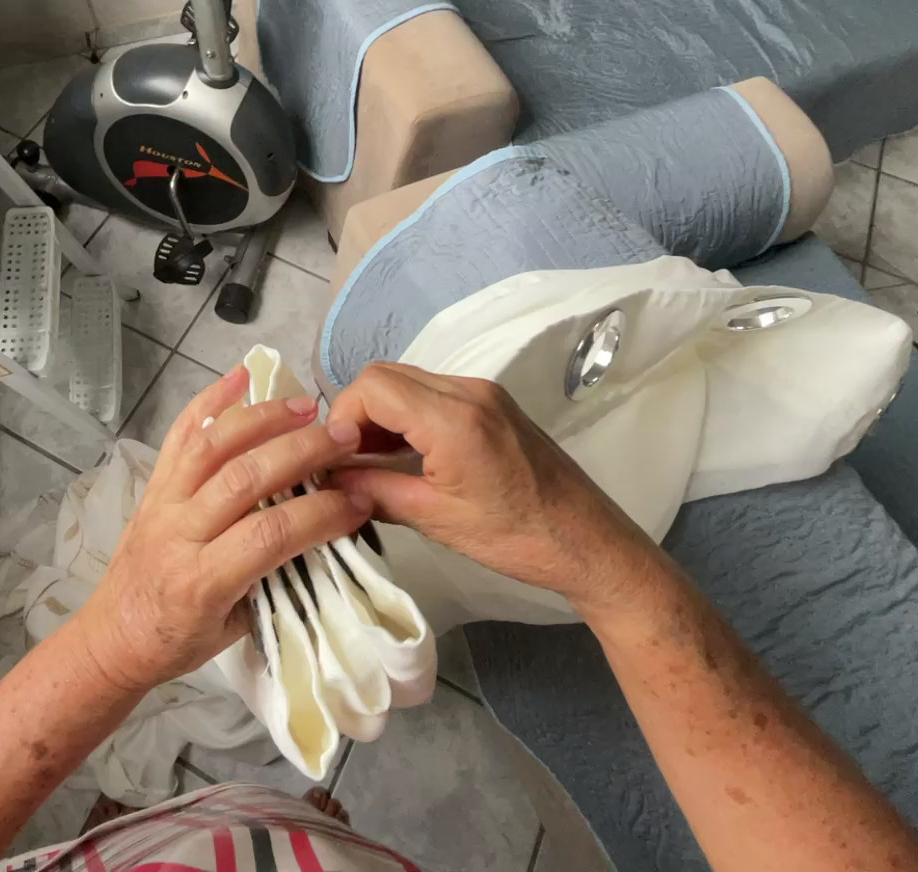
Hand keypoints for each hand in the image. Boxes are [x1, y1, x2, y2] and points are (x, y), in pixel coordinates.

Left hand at [72, 367, 369, 693]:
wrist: (112, 636)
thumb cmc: (177, 640)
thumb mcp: (235, 631)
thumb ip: (275, 582)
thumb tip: (324, 535)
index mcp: (201, 581)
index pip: (268, 536)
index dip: (318, 515)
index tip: (358, 501)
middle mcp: (179, 532)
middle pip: (244, 478)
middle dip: (301, 452)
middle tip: (343, 437)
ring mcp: (162, 501)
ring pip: (212, 445)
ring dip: (261, 419)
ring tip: (304, 406)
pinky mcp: (153, 484)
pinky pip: (179, 435)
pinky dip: (209, 401)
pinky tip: (240, 376)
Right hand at [327, 362, 672, 622]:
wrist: (590, 542)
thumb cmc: (515, 538)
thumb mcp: (435, 520)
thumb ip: (374, 492)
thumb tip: (327, 480)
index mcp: (454, 418)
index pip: (372, 387)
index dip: (341, 416)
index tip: (336, 457)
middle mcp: (468, 390)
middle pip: (385, 375)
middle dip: (356, 413)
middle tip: (348, 460)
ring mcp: (483, 392)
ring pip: (407, 380)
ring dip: (380, 414)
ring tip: (370, 461)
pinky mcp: (491, 402)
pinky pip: (431, 392)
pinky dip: (406, 415)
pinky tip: (401, 454)